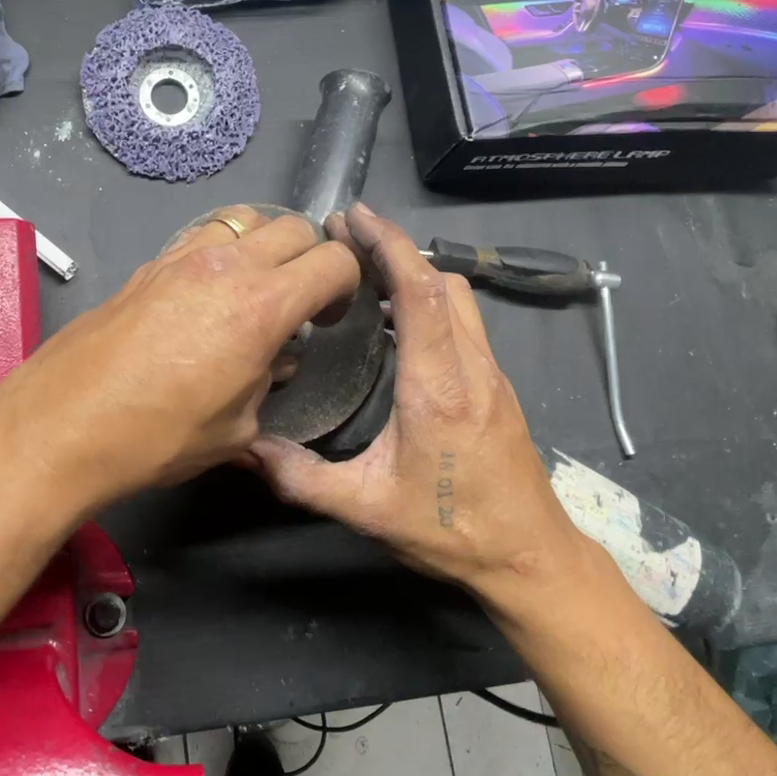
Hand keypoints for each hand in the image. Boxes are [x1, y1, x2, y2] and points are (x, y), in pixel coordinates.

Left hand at [0, 205, 358, 510]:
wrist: (63, 425)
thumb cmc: (157, 437)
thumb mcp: (235, 428)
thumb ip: (266, 385)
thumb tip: (272, 362)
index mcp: (262, 305)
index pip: (333, 261)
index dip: (346, 286)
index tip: (328, 318)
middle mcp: (225, 266)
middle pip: (292, 227)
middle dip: (308, 259)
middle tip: (296, 303)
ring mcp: (179, 259)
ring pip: (242, 219)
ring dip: (259, 245)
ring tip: (249, 290)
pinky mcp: (145, 267)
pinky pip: (198, 238)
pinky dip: (217, 252)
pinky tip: (202, 297)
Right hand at [248, 204, 585, 592]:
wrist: (530, 558)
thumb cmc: (451, 531)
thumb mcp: (367, 509)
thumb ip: (303, 478)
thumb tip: (246, 451)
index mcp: (439, 387)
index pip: (419, 291)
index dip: (387, 244)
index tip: (352, 217)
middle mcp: (471, 368)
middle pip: (442, 282)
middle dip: (395, 250)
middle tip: (344, 242)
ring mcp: (491, 376)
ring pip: (459, 299)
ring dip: (415, 275)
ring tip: (363, 278)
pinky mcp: (495, 388)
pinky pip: (463, 323)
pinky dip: (428, 302)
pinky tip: (394, 324)